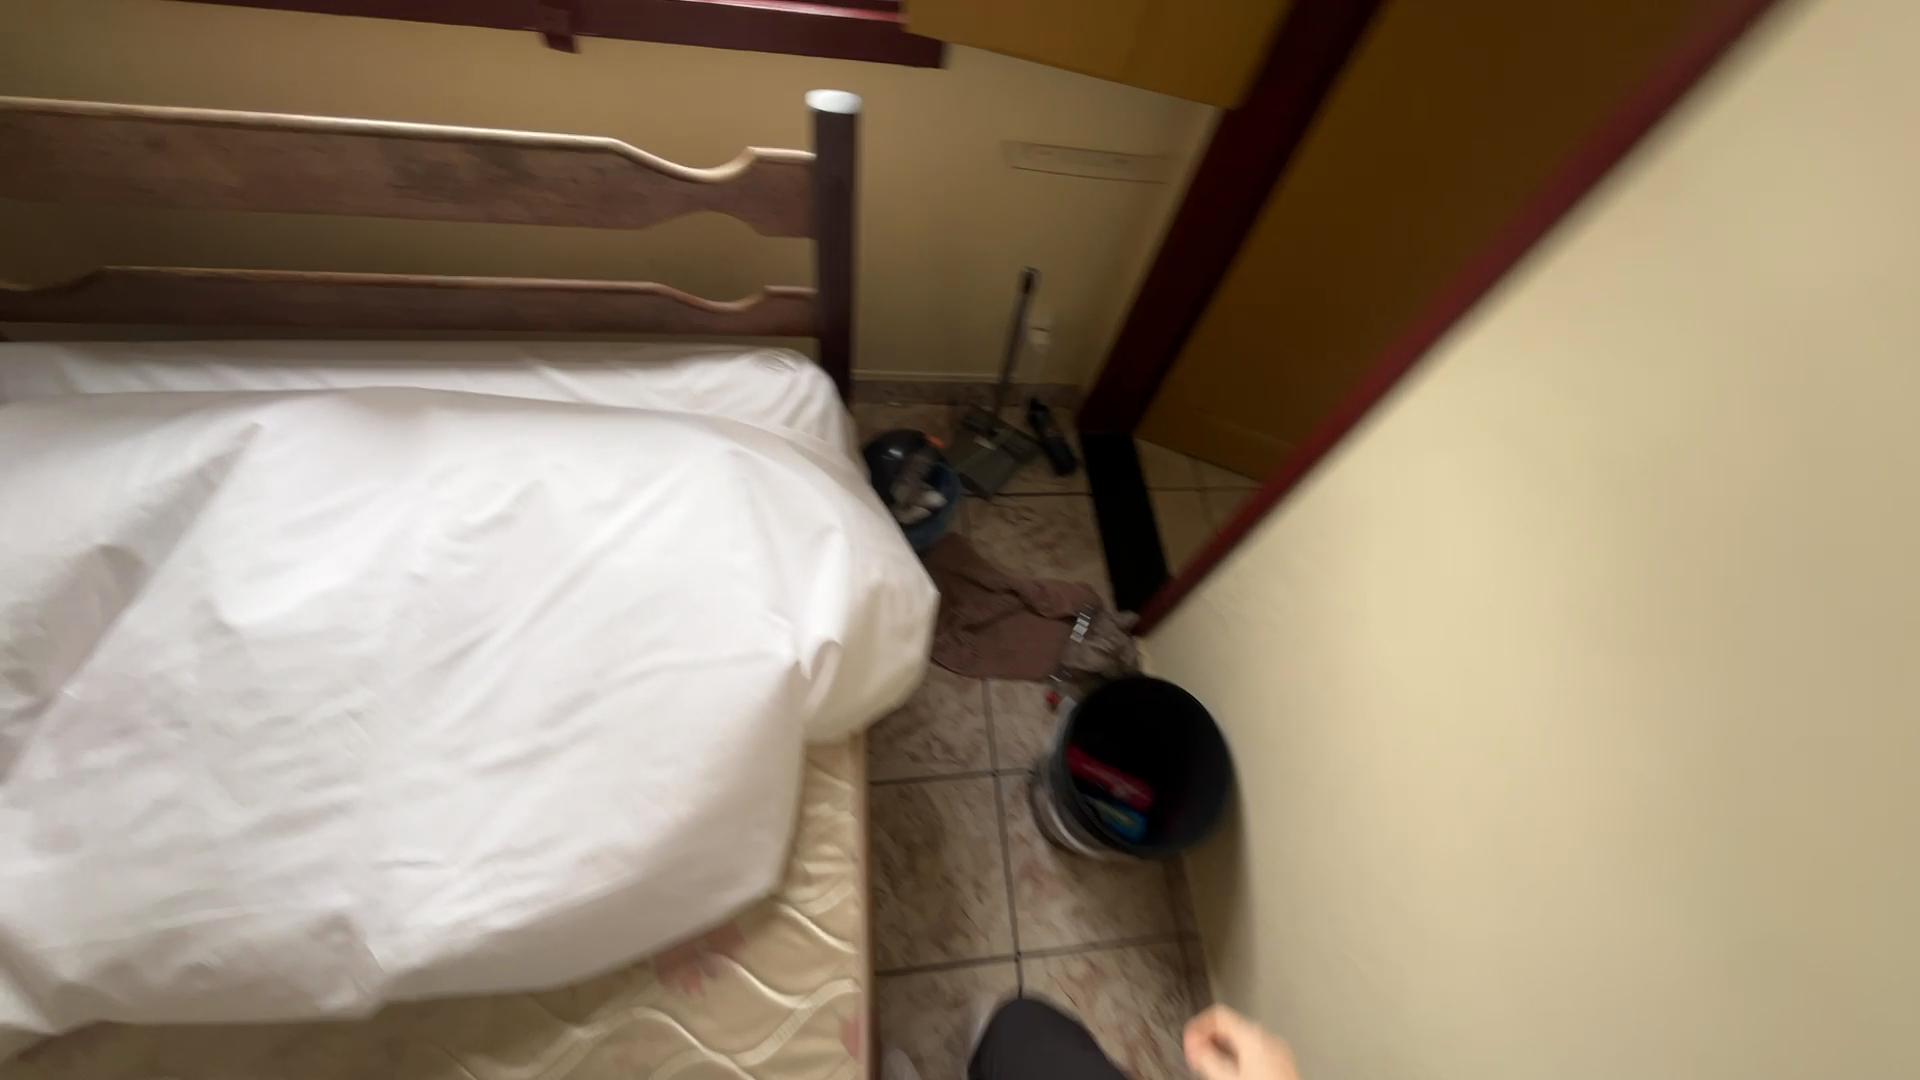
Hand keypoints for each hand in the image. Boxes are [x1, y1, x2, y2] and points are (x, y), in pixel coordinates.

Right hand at [1183, 1005, 1299, 1079]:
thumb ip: (1208, 1057)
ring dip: (1225, 1049)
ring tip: (1213, 1064)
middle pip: (1230, 1026)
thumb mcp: (1230, 1075)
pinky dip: (1241, 1056)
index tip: (1190, 1039)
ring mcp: (1278, 1047)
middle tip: (1197, 1054)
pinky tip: (1235, 1070)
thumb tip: (1193, 1045)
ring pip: (1242, 1038)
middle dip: (1211, 1039)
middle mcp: (1267, 1034)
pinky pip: (1256, 1050)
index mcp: (1253, 1032)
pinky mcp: (1284, 1060)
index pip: (1218, 1014)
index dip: (1199, 1025)